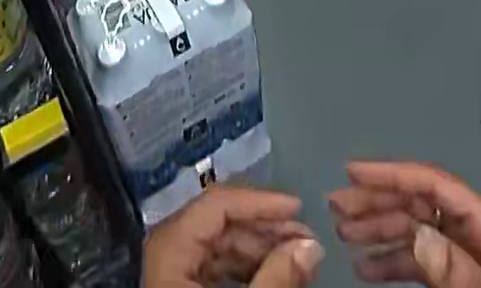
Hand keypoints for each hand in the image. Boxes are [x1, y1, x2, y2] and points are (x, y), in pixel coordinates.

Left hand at [144, 185, 324, 287]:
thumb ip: (277, 280)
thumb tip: (311, 243)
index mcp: (171, 245)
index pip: (218, 203)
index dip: (260, 201)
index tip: (300, 208)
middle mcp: (169, 250)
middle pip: (221, 224)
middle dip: (266, 230)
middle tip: (308, 241)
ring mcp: (174, 274)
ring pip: (222, 248)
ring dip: (261, 251)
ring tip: (300, 262)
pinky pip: (218, 271)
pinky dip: (249, 272)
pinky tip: (276, 278)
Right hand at [327, 161, 480, 287]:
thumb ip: (462, 278)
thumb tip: (419, 233)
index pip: (438, 187)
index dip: (393, 175)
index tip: (350, 173)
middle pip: (422, 205)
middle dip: (377, 204)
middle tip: (335, 209)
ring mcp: (476, 264)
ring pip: (418, 231)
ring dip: (378, 230)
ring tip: (343, 237)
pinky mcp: (467, 286)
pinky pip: (423, 262)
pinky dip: (392, 261)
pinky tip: (365, 270)